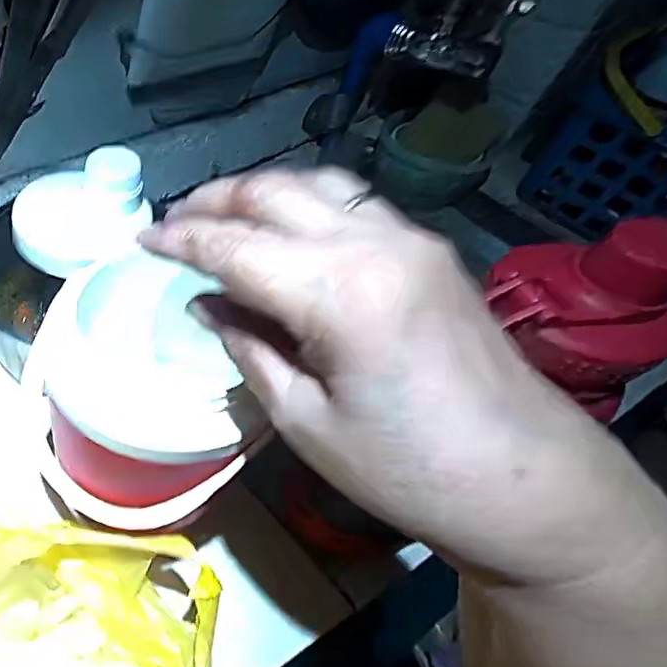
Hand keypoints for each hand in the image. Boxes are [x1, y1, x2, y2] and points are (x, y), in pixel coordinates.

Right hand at [143, 168, 666, 585]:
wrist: (525, 480)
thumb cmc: (407, 472)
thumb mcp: (307, 423)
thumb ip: (251, 349)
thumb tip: (208, 304)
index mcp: (338, 289)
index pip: (236, 245)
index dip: (181, 240)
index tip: (141, 242)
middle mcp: (376, 242)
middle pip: (276, 193)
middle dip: (214, 201)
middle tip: (172, 224)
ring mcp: (412, 239)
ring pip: (319, 186)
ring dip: (262, 194)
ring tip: (222, 219)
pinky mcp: (432, 253)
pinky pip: (355, 207)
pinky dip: (307, 207)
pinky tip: (286, 234)